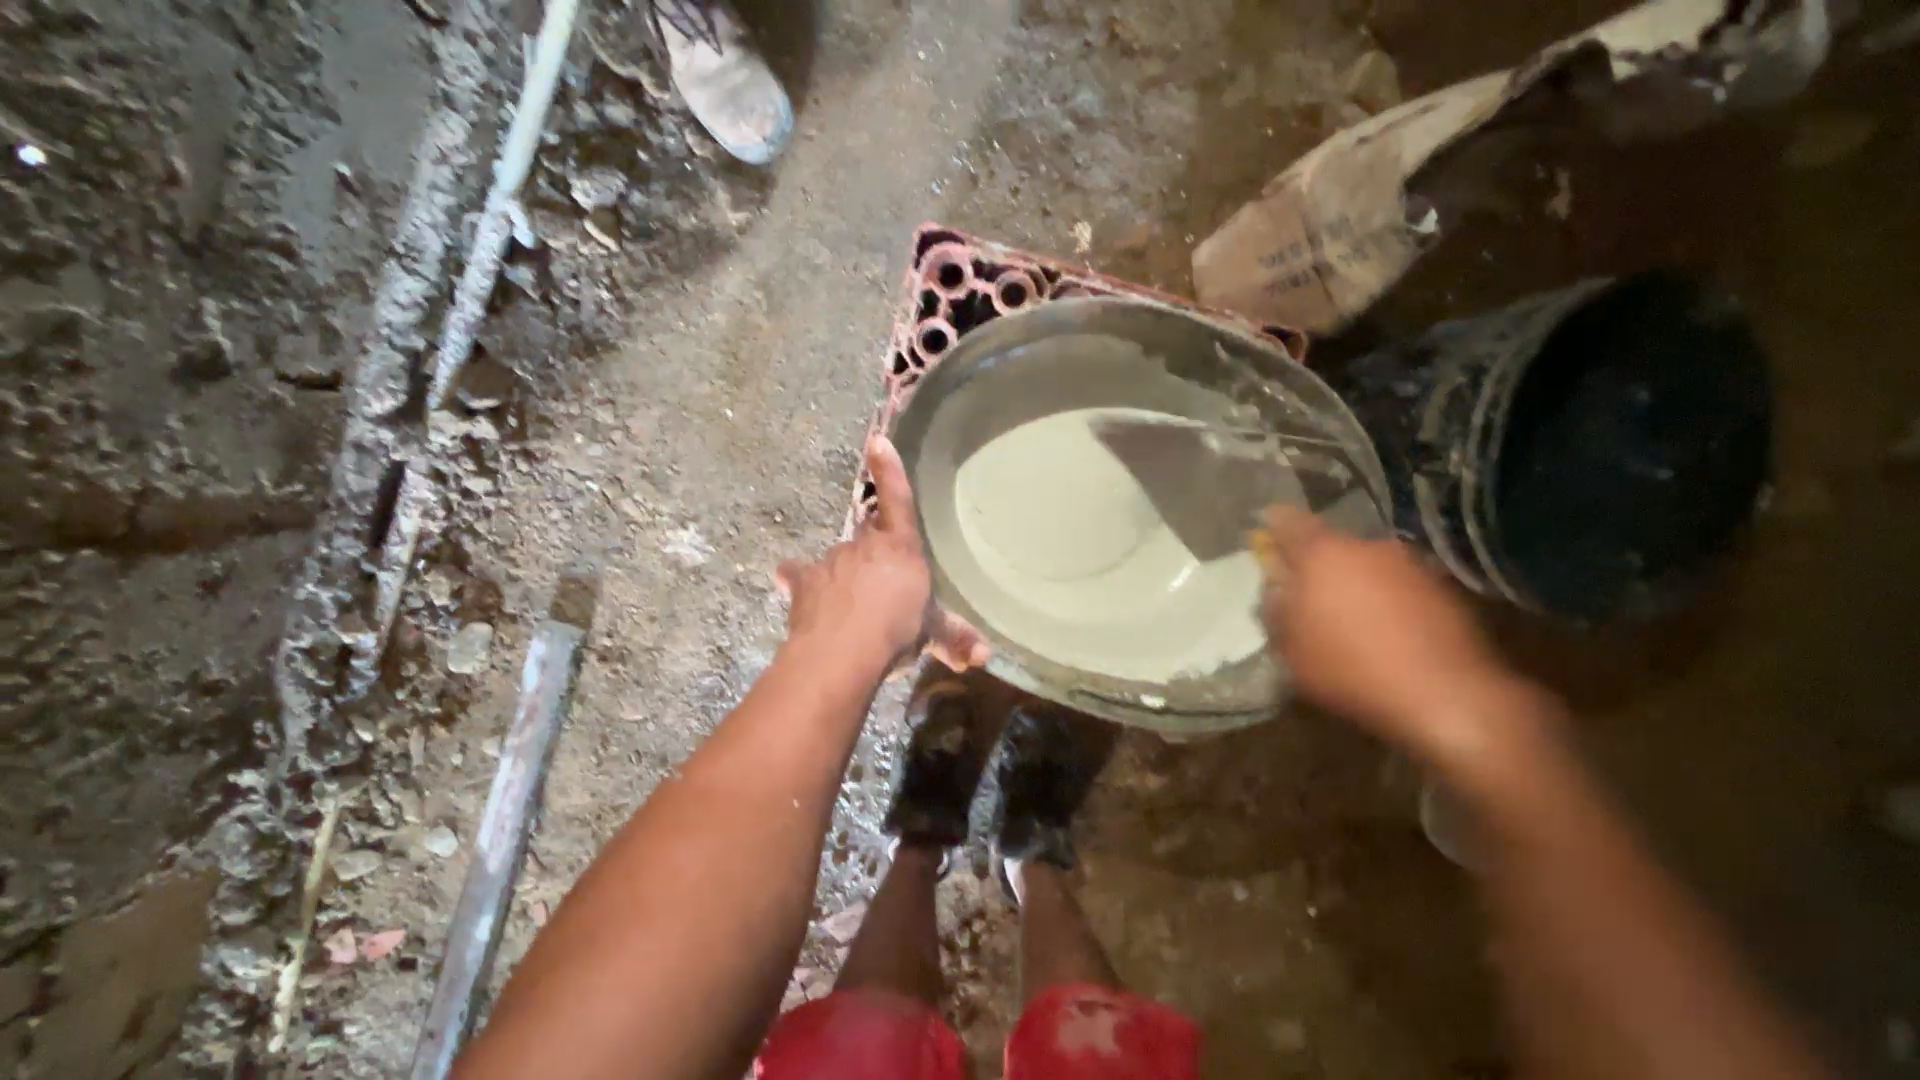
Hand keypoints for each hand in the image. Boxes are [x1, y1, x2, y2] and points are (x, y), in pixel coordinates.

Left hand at [775, 435, 989, 671]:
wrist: (842, 653)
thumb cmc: (896, 632)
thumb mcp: (929, 635)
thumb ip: (954, 638)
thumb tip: (984, 657)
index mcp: (900, 549)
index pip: (897, 500)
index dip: (889, 470)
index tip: (876, 439)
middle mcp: (864, 546)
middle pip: (868, 540)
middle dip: (873, 559)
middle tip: (881, 592)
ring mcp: (831, 562)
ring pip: (838, 562)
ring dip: (844, 577)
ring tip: (848, 612)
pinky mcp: (803, 582)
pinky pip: (800, 576)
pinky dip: (798, 582)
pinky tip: (792, 591)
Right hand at [1258, 506, 1527, 765]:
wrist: (1444, 694)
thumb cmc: (1348, 668)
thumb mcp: (1289, 648)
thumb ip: (1275, 610)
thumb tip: (1276, 590)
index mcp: (1322, 553)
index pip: (1287, 521)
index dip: (1273, 527)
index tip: (1265, 538)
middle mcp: (1368, 546)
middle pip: (1332, 546)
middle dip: (1318, 566)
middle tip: (1309, 596)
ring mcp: (1411, 565)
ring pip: (1369, 567)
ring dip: (1357, 585)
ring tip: (1352, 622)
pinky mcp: (1444, 590)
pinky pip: (1400, 588)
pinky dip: (1389, 603)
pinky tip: (1388, 636)